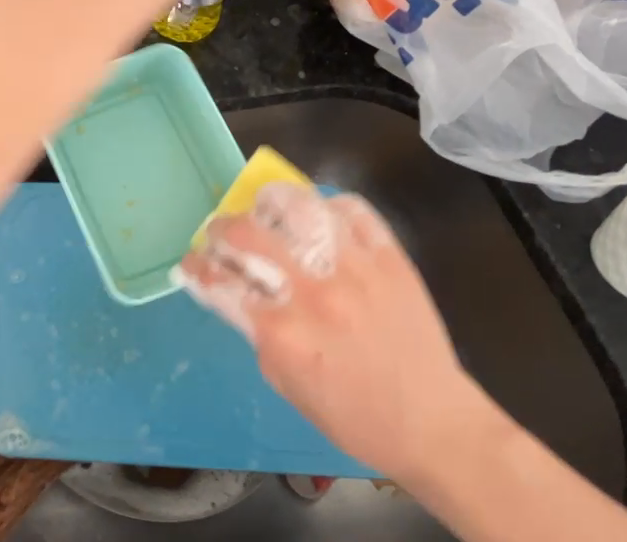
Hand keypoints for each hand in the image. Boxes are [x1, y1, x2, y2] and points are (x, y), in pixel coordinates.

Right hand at [171, 185, 496, 480]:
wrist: (433, 425)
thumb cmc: (352, 415)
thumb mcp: (284, 380)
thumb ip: (256, 330)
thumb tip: (236, 291)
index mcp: (281, 332)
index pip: (219, 280)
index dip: (196, 266)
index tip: (192, 262)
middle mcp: (313, 293)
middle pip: (249, 235)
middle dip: (222, 229)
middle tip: (221, 234)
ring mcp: (355, 271)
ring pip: (301, 208)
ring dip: (272, 202)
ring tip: (267, 207)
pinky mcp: (390, 261)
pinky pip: (356, 212)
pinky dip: (331, 206)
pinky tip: (321, 217)